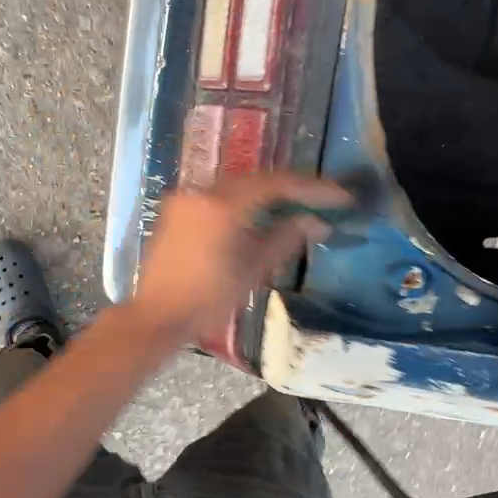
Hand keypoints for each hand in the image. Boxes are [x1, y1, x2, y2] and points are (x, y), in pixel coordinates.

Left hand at [130, 172, 349, 345]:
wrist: (156, 317)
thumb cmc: (208, 299)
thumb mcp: (253, 270)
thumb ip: (286, 238)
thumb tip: (317, 222)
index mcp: (222, 204)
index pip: (277, 184)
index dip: (313, 188)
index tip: (340, 196)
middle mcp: (202, 191)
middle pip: (256, 179)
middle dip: (291, 188)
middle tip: (322, 198)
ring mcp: (185, 199)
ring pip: (236, 186)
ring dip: (267, 194)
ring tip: (296, 206)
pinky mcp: (176, 211)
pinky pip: (218, 197)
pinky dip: (243, 202)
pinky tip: (260, 216)